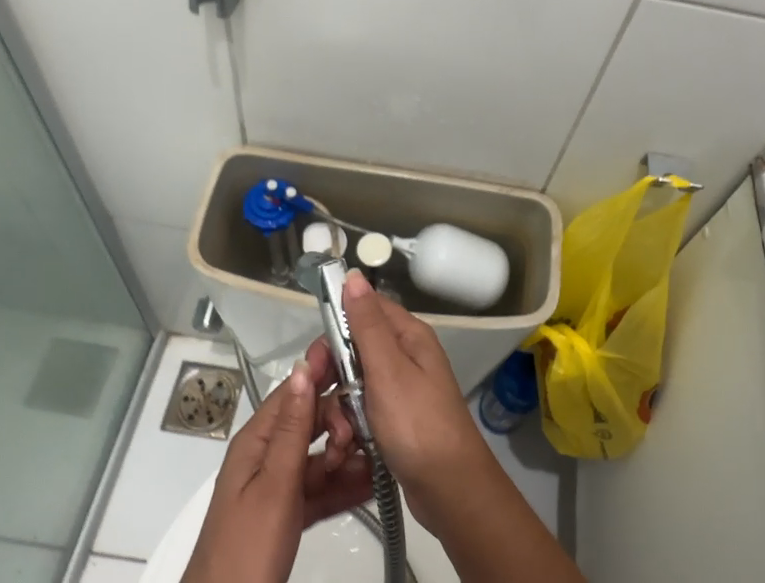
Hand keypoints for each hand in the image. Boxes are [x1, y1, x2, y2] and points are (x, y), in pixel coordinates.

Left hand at [180, 338, 372, 582]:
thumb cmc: (247, 547)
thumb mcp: (275, 485)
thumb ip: (292, 429)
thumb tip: (302, 369)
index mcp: (257, 442)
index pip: (293, 392)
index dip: (323, 373)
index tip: (359, 359)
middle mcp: (266, 456)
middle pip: (311, 422)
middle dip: (341, 422)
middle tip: (367, 436)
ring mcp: (278, 486)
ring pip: (320, 457)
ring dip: (348, 456)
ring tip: (378, 460)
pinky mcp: (288, 514)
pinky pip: (321, 489)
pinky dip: (344, 486)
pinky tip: (373, 484)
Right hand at [340, 270, 501, 533]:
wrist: (449, 489)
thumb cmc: (417, 424)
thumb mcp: (387, 369)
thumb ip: (366, 324)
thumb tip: (354, 275)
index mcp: (408, 337)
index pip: (364, 310)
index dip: (335, 328)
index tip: (315, 359)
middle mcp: (405, 357)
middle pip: (353, 351)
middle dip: (332, 378)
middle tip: (321, 402)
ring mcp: (400, 391)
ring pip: (353, 386)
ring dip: (339, 411)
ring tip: (340, 438)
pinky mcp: (395, 421)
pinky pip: (361, 413)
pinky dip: (350, 429)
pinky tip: (345, 449)